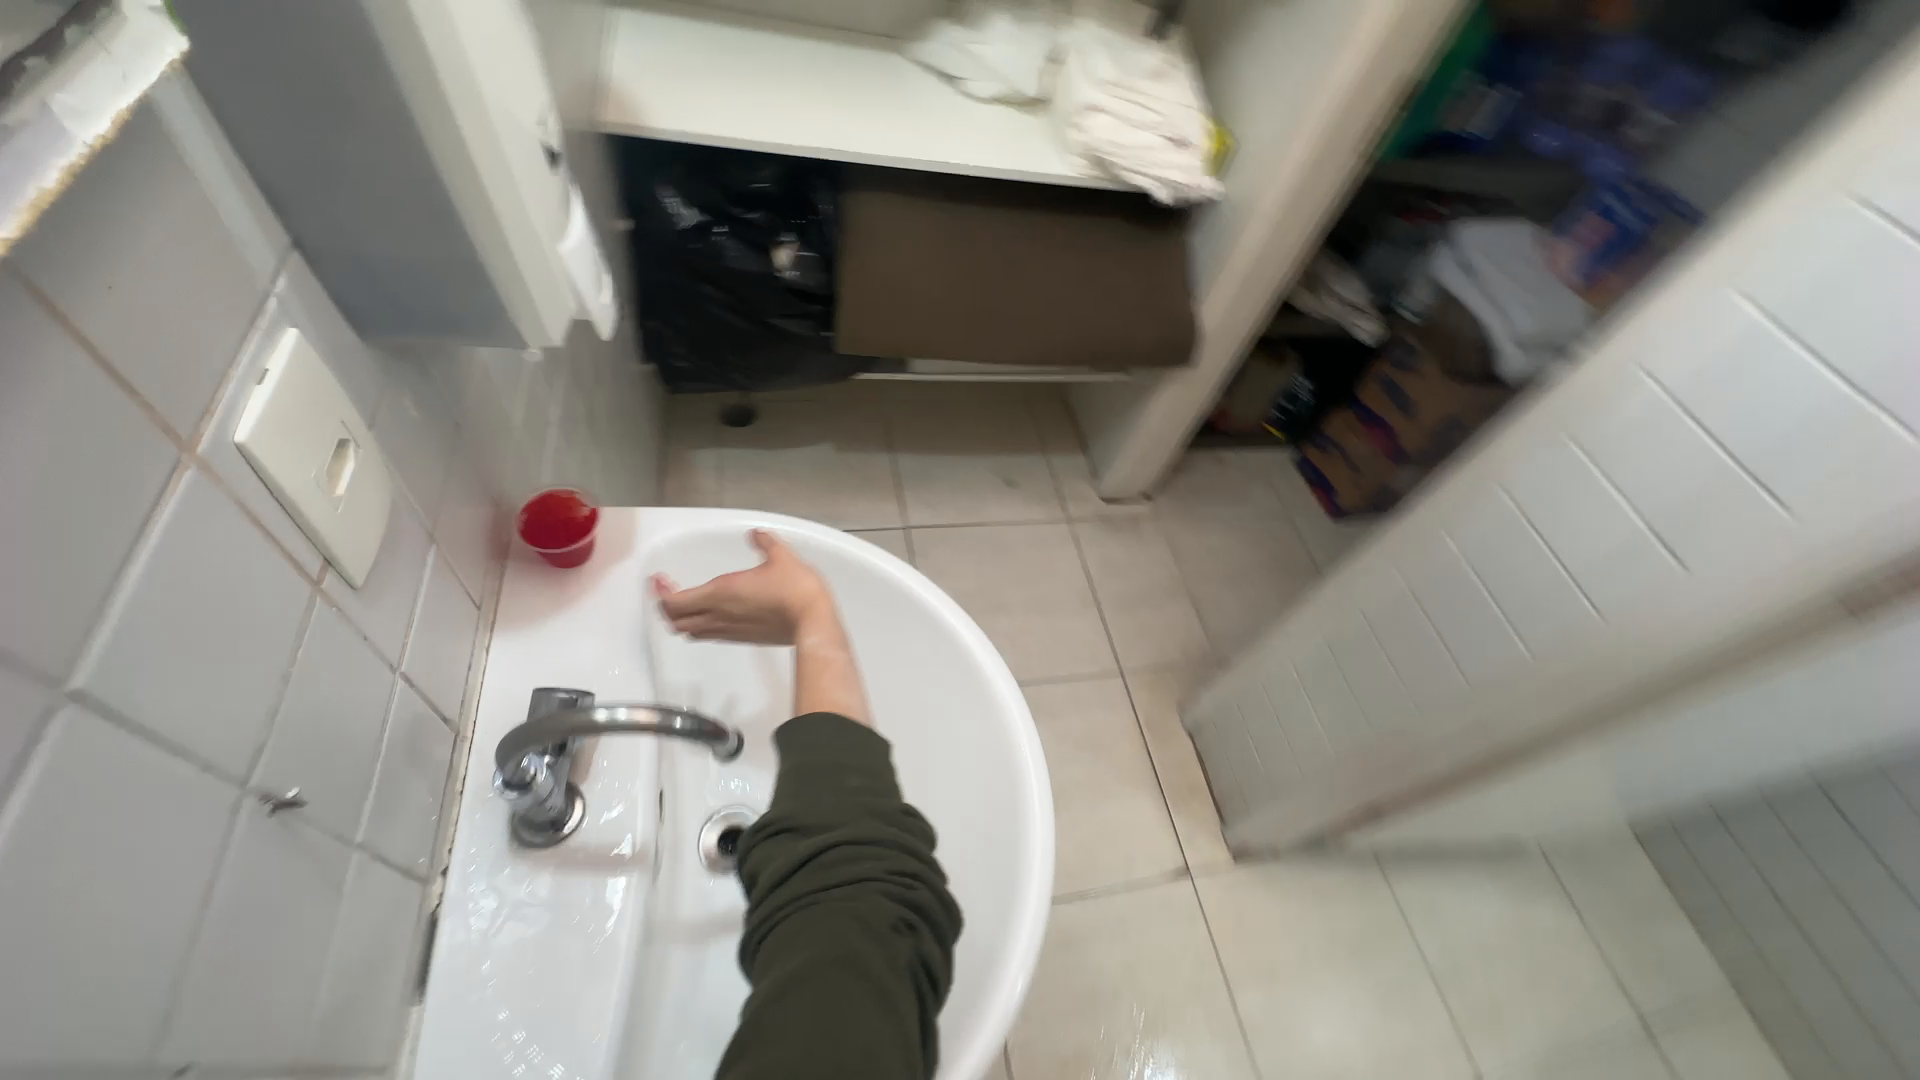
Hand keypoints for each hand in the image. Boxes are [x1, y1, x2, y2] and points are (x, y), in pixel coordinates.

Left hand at [652, 529, 833, 644]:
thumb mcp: (781, 556)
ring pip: (691, 632)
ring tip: (688, 604)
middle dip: (667, 608)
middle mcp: (718, 616)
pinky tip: (714, 614)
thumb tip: (756, 535)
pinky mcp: (742, 639)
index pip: (674, 602)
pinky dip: (701, 626)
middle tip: (671, 592)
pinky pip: (710, 635)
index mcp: (720, 593)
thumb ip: (765, 543)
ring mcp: (729, 631)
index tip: (660, 580)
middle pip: (676, 622)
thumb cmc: (794, 588)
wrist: (812, 621)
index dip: (661, 592)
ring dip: (683, 619)